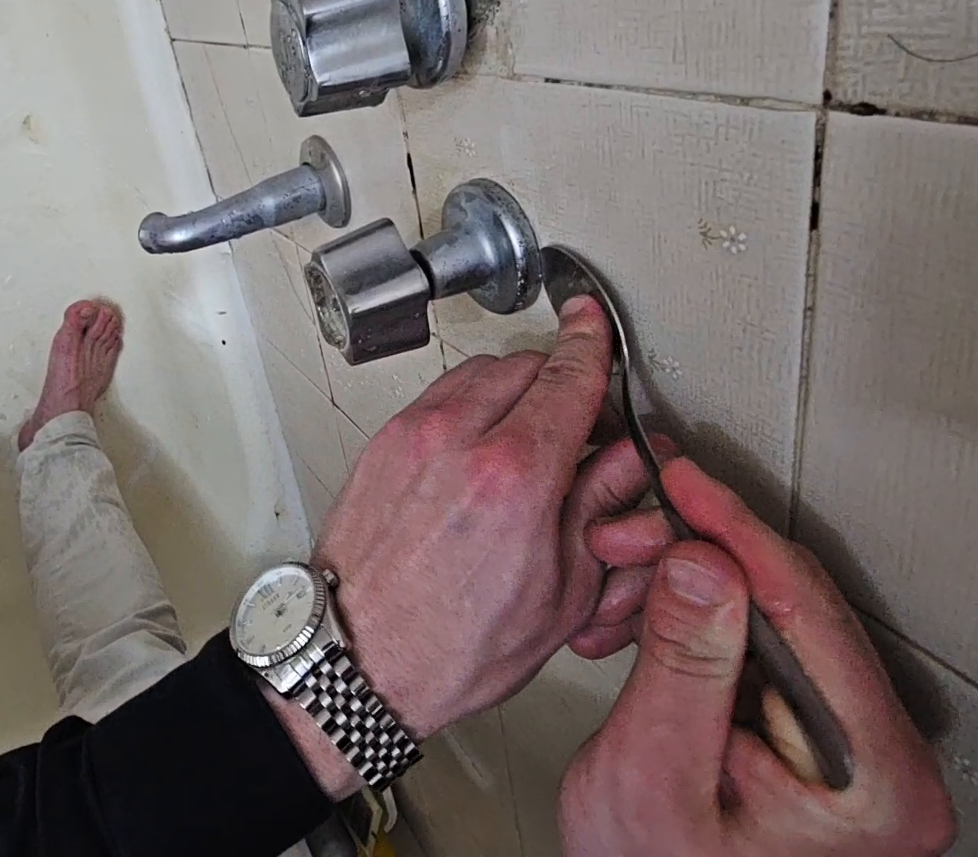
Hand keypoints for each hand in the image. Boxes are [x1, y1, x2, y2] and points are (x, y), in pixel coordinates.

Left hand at [312, 297, 660, 740]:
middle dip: (557, 379)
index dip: (589, 345)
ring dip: (511, 387)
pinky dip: (468, 401)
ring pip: (477, 371)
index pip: (566, 379)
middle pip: (522, 365)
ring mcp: (411, 435)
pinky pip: (438, 394)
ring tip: (526, 432)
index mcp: (513, 478)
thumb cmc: (447, 646)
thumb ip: (597, 512)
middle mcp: (455, 441)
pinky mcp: (383, 442)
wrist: (355, 655)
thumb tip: (622, 462)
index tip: (593, 322)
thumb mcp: (560, 597)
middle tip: (575, 418)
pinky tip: (479, 442)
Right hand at [559, 458, 955, 856]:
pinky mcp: (788, 712)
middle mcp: (869, 749)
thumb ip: (682, 666)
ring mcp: (831, 729)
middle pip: (786, 599)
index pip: (809, 613)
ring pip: (754, 603)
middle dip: (689, 553)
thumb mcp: (652, 768)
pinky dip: (673, 608)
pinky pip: (736, 627)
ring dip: (672, 581)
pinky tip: (629, 616)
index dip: (736, 533)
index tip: (683, 480)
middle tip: (624, 534)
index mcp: (869, 778)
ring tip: (612, 590)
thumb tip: (702, 564)